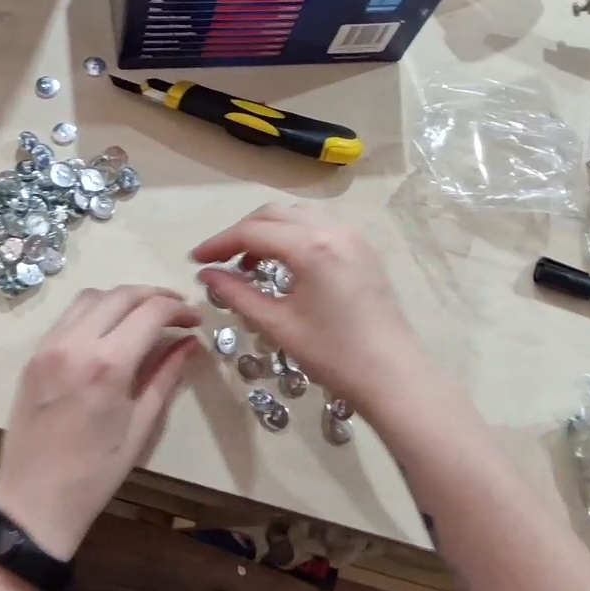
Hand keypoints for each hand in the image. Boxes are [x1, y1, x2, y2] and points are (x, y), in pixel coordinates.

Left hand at [0, 286, 202, 558]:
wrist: (33, 500)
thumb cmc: (96, 473)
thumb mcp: (140, 426)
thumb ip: (165, 376)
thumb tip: (189, 343)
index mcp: (108, 364)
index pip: (150, 312)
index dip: (178, 309)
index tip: (195, 318)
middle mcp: (76, 343)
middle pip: (121, 295)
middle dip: (154, 295)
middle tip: (177, 310)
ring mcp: (50, 346)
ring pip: (91, 298)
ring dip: (122, 299)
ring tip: (144, 316)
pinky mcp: (34, 355)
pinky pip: (67, 317)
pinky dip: (94, 312)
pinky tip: (110, 330)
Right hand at [192, 203, 440, 418]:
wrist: (394, 376)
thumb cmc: (333, 355)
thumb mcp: (278, 325)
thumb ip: (237, 294)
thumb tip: (206, 275)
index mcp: (310, 246)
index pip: (251, 232)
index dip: (218, 243)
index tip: (195, 260)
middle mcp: (332, 228)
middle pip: (272, 214)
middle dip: (240, 233)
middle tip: (218, 260)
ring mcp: (352, 235)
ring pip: (296, 216)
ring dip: (267, 231)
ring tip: (248, 263)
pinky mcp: (363, 248)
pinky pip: (319, 225)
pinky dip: (293, 235)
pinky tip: (284, 263)